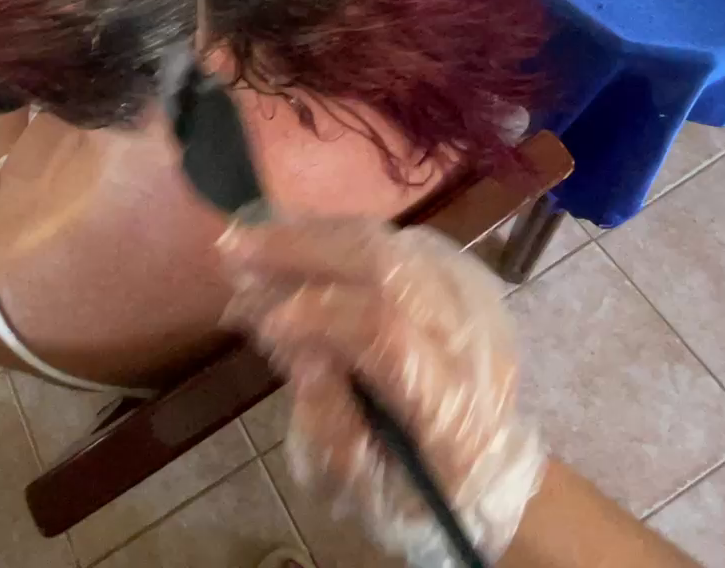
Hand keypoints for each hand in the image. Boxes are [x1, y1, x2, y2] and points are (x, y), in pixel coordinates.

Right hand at [219, 220, 546, 567]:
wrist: (486, 465)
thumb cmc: (415, 489)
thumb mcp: (361, 490)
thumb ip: (327, 424)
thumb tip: (292, 343)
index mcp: (450, 408)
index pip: (388, 336)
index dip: (320, 315)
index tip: (263, 318)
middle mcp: (470, 341)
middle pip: (388, 268)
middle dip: (303, 250)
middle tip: (238, 248)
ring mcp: (470, 300)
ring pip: (386, 242)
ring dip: (311, 235)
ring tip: (254, 239)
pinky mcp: (460, 276)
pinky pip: (388, 238)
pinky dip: (332, 235)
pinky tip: (291, 240)